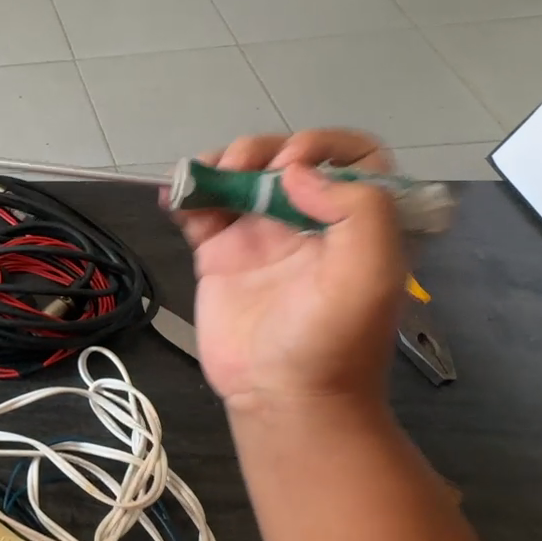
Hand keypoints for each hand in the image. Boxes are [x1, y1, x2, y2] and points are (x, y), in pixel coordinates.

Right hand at [174, 130, 407, 416]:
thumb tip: (294, 172)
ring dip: (215, 166)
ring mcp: (258, 235)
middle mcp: (308, 220)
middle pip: (285, 158)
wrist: (280, 394)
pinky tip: (171, 199)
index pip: (354, 158)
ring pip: (236, 177)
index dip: (323, 146)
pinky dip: (180, 195)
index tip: (289, 167)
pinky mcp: (216, 254)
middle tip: (237, 172)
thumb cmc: (331, 340)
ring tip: (200, 183)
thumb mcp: (370, 277)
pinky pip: (197, 210)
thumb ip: (358, 213)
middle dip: (258, 152)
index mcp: (357, 222)